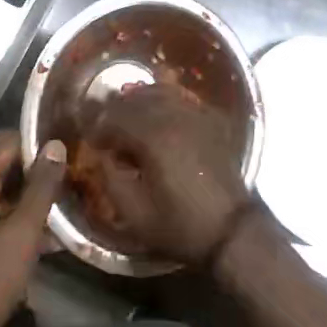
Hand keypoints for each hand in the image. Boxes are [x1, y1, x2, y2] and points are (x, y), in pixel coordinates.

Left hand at [0, 131, 65, 326]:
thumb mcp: (21, 235)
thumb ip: (40, 190)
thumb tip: (56, 146)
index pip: (5, 141)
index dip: (36, 142)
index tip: (68, 149)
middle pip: (3, 163)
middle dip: (37, 169)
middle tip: (74, 175)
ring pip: (2, 189)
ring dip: (31, 195)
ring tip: (70, 200)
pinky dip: (20, 216)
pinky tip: (52, 233)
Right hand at [82, 86, 251, 265]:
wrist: (233, 234)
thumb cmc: (181, 226)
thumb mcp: (134, 214)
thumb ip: (110, 178)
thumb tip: (103, 156)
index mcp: (152, 137)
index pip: (114, 118)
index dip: (99, 129)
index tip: (93, 143)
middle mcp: (173, 117)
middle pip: (133, 100)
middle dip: (114, 112)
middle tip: (107, 130)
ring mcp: (196, 116)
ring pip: (158, 92)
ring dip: (137, 101)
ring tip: (129, 117)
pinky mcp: (212, 121)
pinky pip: (182, 97)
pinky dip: (165, 98)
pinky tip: (159, 111)